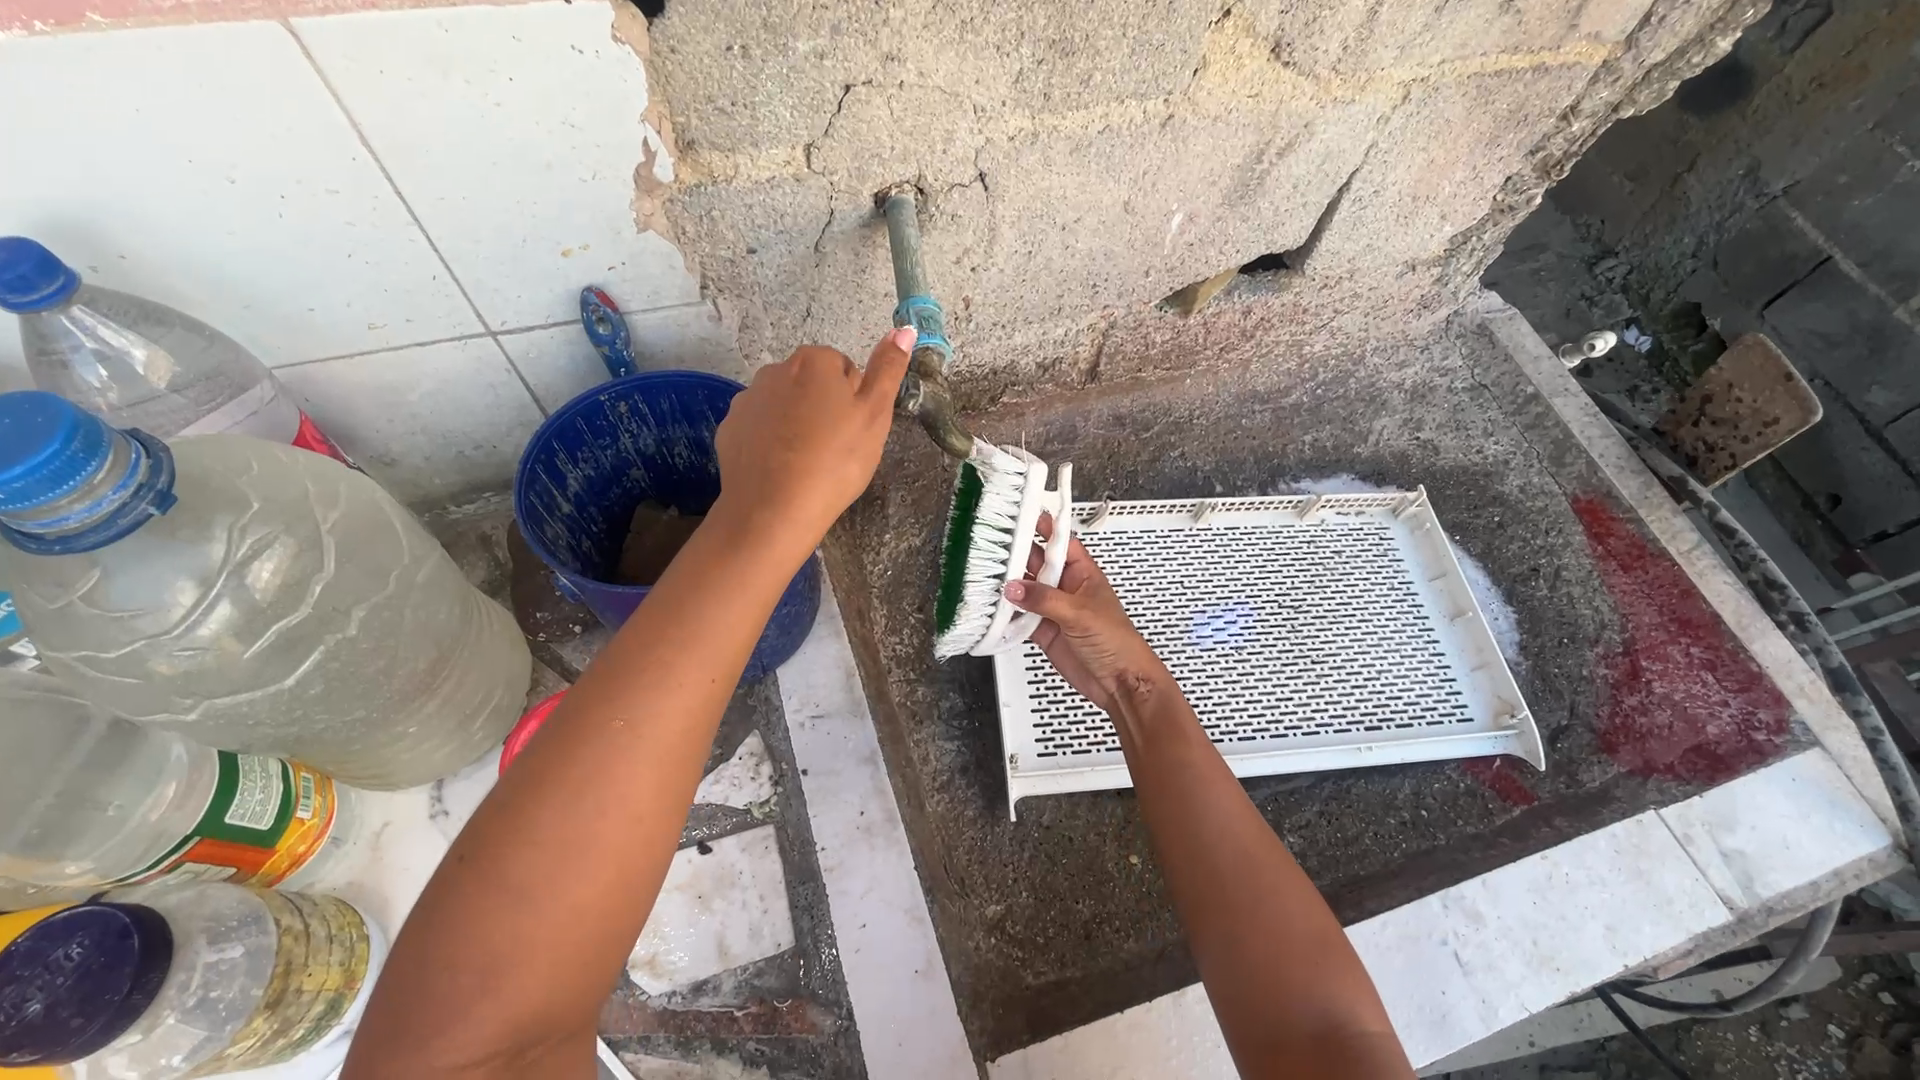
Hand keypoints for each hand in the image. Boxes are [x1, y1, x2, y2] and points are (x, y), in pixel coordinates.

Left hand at [712, 327, 912, 545]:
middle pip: (811, 383)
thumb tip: (903, 329)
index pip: (844, 368)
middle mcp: (775, 370)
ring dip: (796, 423)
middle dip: (824, 407)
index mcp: (814, 361)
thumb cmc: (835, 461)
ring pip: (784, 405)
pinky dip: (771, 442)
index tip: (854, 430)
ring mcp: (748, 399)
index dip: (854, 399)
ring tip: (808, 462)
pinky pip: (759, 428)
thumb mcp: (875, 415)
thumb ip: (889, 369)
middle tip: (836, 448)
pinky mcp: (730, 429)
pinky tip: (782, 470)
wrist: (774, 510)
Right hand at [1003, 517, 1169, 712]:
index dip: (1044, 528)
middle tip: (993, 548)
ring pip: (1026, 591)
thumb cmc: (1117, 642)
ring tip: (987, 578)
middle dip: (1017, 557)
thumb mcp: (1080, 613)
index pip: (1061, 543)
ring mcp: (1054, 610)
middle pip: (1037, 565)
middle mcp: (1066, 588)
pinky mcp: (1044, 631)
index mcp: (1083, 574)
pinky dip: (1007, 616)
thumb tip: (1014, 588)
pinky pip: (1020, 618)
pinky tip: (994, 610)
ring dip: (1009, 587)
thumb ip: (1044, 599)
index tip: (1022, 516)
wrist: (1120, 682)